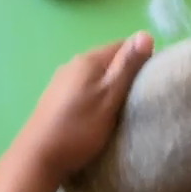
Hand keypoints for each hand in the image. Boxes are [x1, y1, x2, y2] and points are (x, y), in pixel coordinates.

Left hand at [10, 32, 153, 185]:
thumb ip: (127, 67)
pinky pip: (83, 90)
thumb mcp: (110, 96)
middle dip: (125, 75)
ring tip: (121, 109)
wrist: (38, 157)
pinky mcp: (54, 99)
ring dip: (110, 88)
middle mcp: (72, 65)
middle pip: (108, 61)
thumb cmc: (80, 128)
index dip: (141, 59)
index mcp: (88, 60)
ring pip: (95, 77)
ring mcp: (60, 82)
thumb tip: (145, 33)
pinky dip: (95, 97)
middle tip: (139, 98)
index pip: (123, 45)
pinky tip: (97, 115)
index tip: (152, 81)